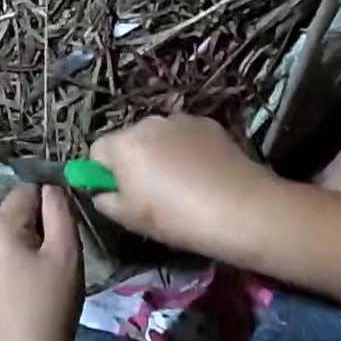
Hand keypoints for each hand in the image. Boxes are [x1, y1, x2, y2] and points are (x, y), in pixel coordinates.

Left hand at [0, 184, 82, 340]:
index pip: (24, 188)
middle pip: (5, 204)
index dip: (48, 198)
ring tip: (45, 254)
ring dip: (21, 230)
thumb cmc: (48, 309)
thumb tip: (51, 187)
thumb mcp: (65, 253)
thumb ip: (59, 210)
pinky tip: (32, 272)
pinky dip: (12, 248)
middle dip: (30, 212)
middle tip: (53, 236)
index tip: (65, 220)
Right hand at [90, 114, 282, 254]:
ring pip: (158, 136)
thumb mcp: (131, 220)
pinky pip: (185, 135)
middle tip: (152, 193)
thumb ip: (105, 201)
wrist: (243, 209)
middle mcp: (147, 122)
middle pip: (128, 140)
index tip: (122, 194)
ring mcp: (180, 120)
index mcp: (123, 144)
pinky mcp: (208, 123)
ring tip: (182, 184)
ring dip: (161, 153)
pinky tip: (204, 174)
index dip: (105, 173)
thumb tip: (102, 192)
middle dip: (134, 161)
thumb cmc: (178, 218)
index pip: (97, 151)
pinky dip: (187, 149)